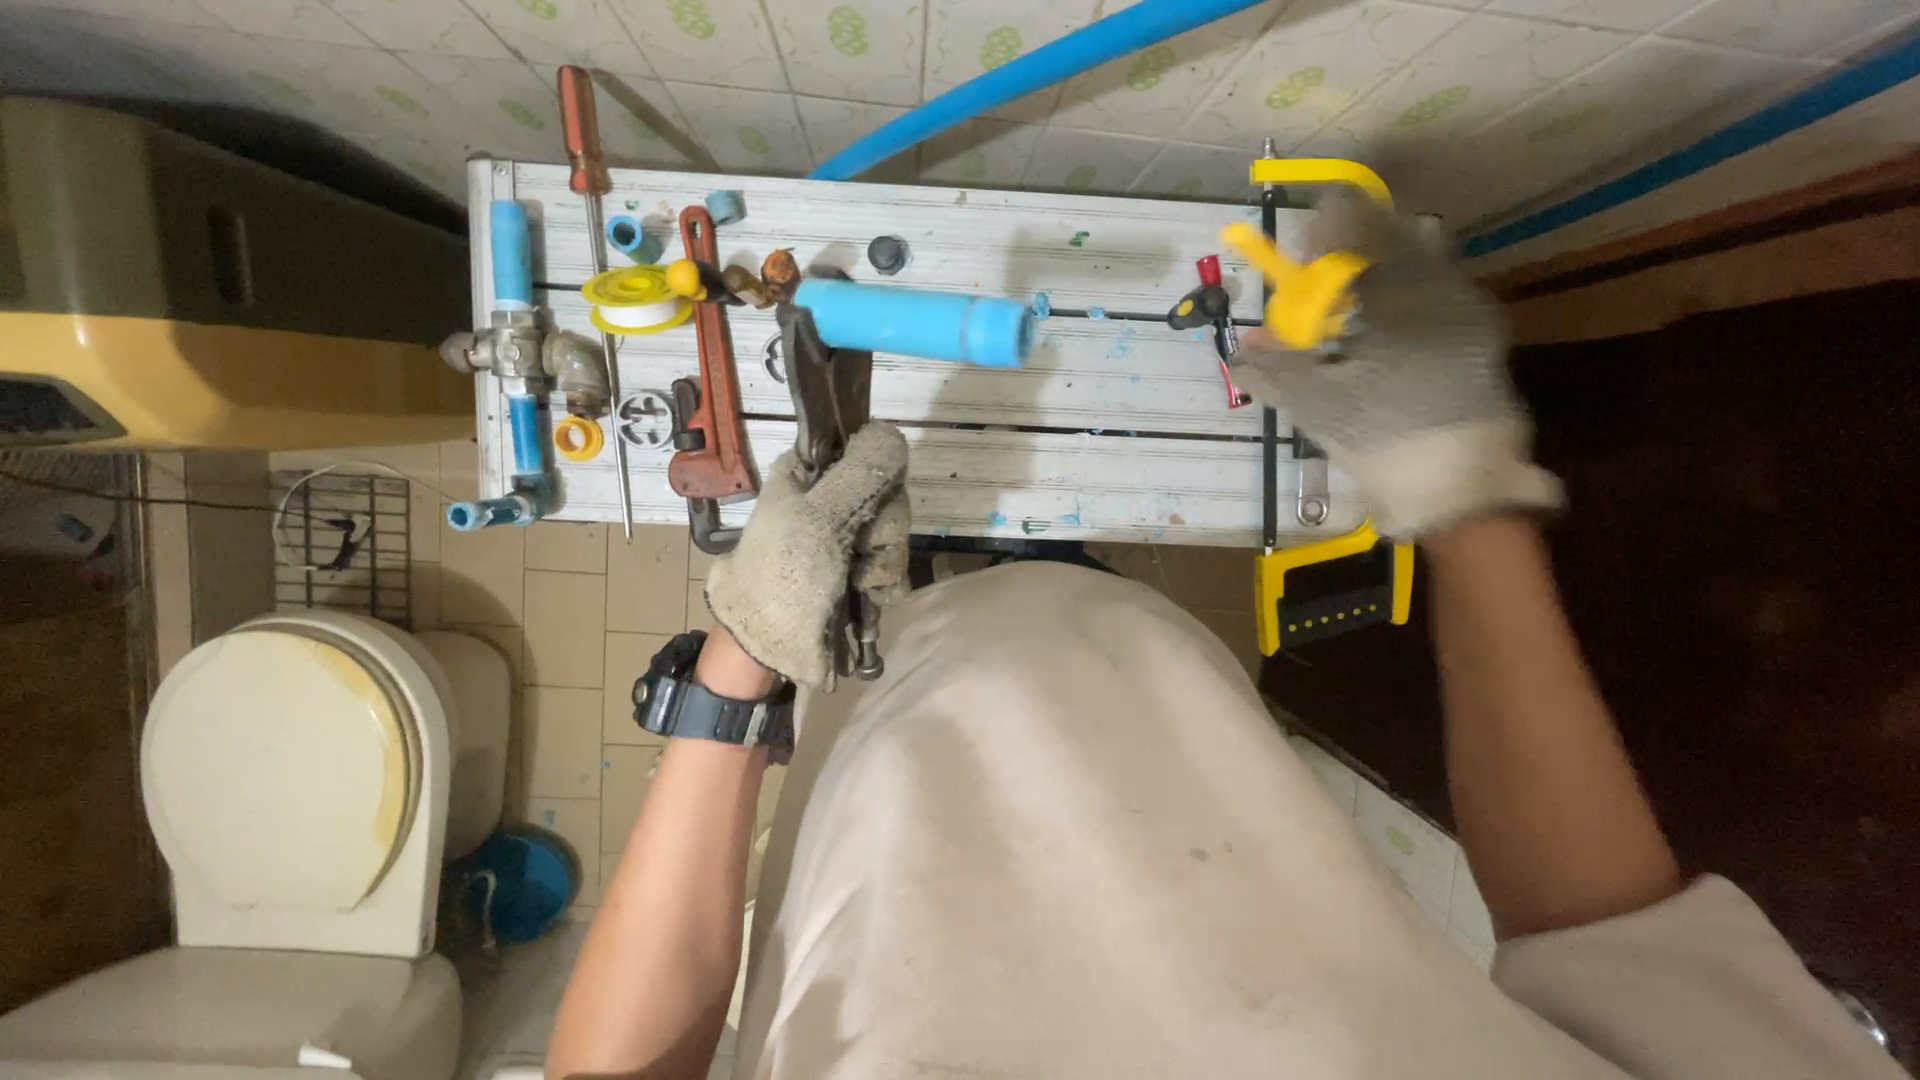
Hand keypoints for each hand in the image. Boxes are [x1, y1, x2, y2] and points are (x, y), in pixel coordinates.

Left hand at [703, 423, 910, 686]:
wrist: (771, 646)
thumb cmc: (782, 574)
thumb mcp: (818, 517)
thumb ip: (860, 474)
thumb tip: (893, 433)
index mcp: (808, 475)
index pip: (864, 449)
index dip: (876, 472)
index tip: (872, 497)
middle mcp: (831, 500)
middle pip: (889, 493)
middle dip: (882, 527)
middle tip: (858, 548)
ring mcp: (848, 538)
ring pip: (895, 531)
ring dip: (883, 561)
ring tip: (856, 581)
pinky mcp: (863, 572)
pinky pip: (896, 564)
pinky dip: (885, 583)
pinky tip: (866, 594)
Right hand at [1234, 188, 1561, 539]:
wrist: (1460, 484)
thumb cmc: (1381, 439)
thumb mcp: (1316, 408)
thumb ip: (1276, 371)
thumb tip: (1242, 349)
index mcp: (1393, 303)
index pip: (1359, 242)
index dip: (1332, 224)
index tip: (1312, 217)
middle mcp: (1437, 293)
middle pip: (1398, 238)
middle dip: (1362, 231)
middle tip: (1332, 240)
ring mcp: (1467, 311)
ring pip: (1428, 258)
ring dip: (1392, 250)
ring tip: (1364, 264)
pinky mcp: (1480, 336)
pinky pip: (1443, 284)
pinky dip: (1413, 278)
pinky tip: (1395, 298)